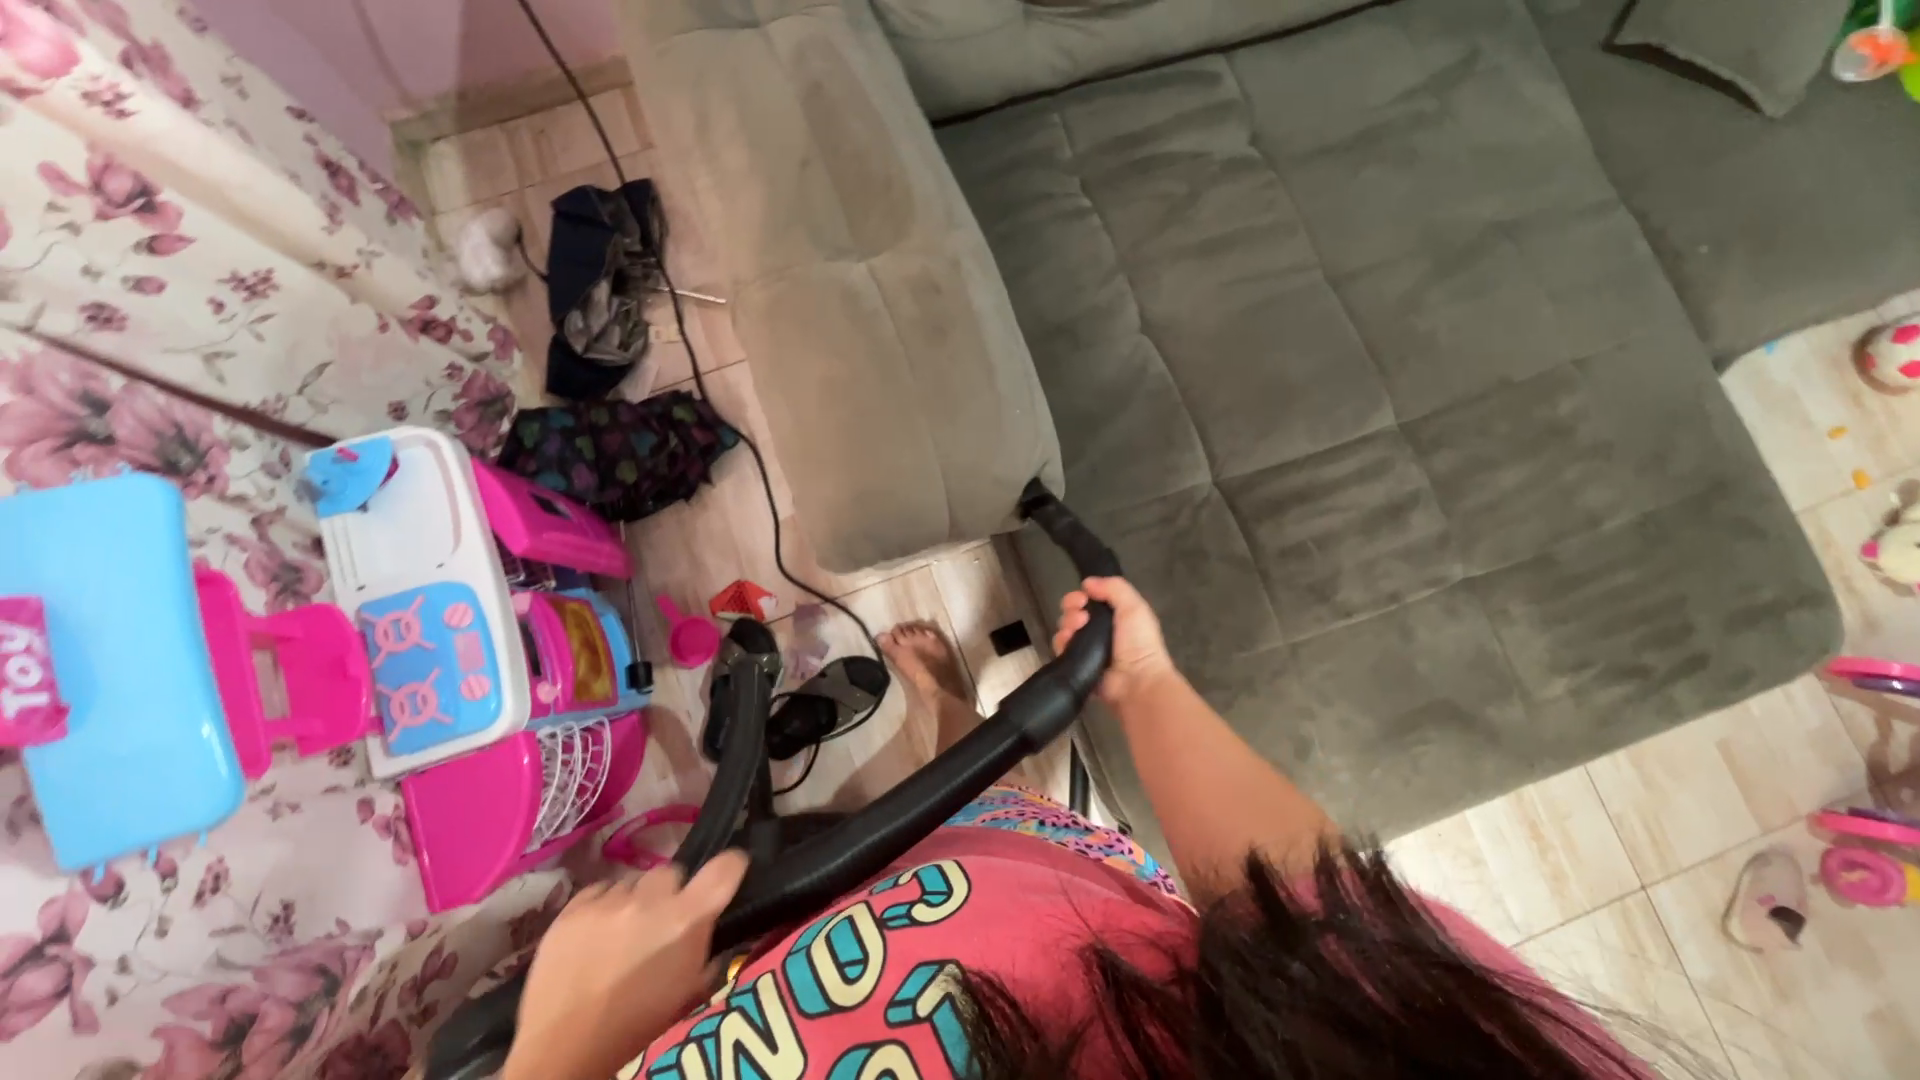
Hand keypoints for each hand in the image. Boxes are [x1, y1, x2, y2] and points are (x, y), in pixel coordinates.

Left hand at [504, 851, 749, 1079]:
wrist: (566, 1047)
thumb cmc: (637, 1025)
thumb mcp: (689, 990)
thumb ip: (706, 950)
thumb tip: (710, 929)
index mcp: (687, 919)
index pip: (724, 868)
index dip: (731, 866)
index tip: (729, 872)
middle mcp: (651, 900)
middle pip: (671, 872)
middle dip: (671, 892)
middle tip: (660, 921)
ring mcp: (609, 901)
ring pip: (632, 882)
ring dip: (635, 901)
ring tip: (623, 932)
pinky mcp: (573, 908)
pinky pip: (598, 891)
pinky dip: (602, 906)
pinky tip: (595, 934)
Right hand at [1051, 576, 1175, 707]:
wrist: (1136, 680)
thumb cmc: (1139, 643)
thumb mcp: (1134, 607)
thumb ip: (1114, 588)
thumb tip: (1087, 582)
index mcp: (1114, 616)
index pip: (1089, 600)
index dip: (1082, 595)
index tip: (1082, 598)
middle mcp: (1098, 631)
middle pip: (1073, 612)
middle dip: (1071, 608)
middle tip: (1081, 617)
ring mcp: (1086, 648)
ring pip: (1064, 629)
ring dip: (1066, 624)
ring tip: (1077, 630)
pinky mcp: (1076, 664)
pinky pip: (1060, 649)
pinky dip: (1061, 642)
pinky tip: (1068, 643)